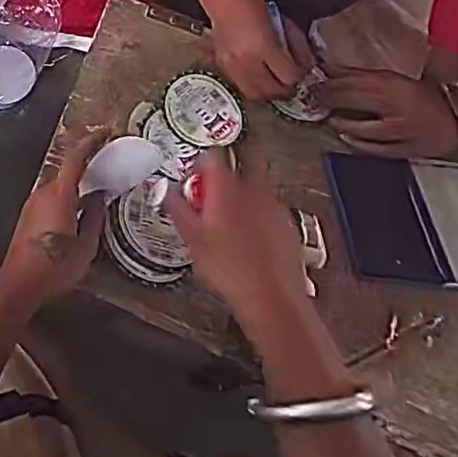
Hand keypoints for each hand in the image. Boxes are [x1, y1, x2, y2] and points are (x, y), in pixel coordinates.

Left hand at [0, 129, 108, 305]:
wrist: (20, 284)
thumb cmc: (56, 267)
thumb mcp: (86, 245)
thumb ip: (94, 216)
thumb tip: (99, 198)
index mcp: (60, 194)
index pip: (76, 157)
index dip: (91, 142)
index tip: (104, 134)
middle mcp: (43, 193)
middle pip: (67, 171)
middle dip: (86, 168)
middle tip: (105, 170)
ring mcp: (32, 204)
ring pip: (58, 186)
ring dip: (75, 186)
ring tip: (93, 196)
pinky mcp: (27, 217)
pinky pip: (50, 198)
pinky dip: (65, 198)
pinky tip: (74, 215)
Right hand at [165, 150, 310, 334]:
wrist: (272, 299)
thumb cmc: (233, 272)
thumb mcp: (192, 240)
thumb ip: (179, 210)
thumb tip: (170, 196)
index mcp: (228, 188)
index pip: (213, 156)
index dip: (200, 163)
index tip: (194, 176)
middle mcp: (254, 190)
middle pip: (239, 166)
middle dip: (224, 176)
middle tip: (211, 194)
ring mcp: (274, 206)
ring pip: (256, 187)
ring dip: (241, 196)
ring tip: (226, 221)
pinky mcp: (287, 225)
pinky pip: (269, 209)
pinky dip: (257, 216)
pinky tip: (247, 239)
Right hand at [205, 0, 303, 101]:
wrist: (225, 3)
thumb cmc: (255, 9)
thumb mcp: (283, 24)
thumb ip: (298, 46)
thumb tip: (308, 66)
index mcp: (265, 48)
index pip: (289, 76)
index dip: (299, 75)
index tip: (300, 71)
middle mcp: (248, 61)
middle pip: (273, 90)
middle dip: (285, 88)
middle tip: (289, 81)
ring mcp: (233, 66)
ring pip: (255, 94)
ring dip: (268, 92)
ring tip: (273, 83)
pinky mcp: (223, 67)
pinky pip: (241, 87)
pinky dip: (252, 86)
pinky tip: (257, 77)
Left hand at [321, 70, 457, 157]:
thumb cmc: (430, 92)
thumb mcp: (397, 78)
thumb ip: (366, 76)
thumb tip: (333, 71)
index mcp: (394, 84)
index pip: (351, 82)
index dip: (329, 83)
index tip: (315, 83)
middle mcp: (396, 106)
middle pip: (353, 102)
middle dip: (331, 100)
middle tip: (316, 101)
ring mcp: (403, 131)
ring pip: (362, 129)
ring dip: (342, 124)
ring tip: (331, 120)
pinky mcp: (410, 150)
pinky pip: (378, 150)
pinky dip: (359, 145)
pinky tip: (347, 139)